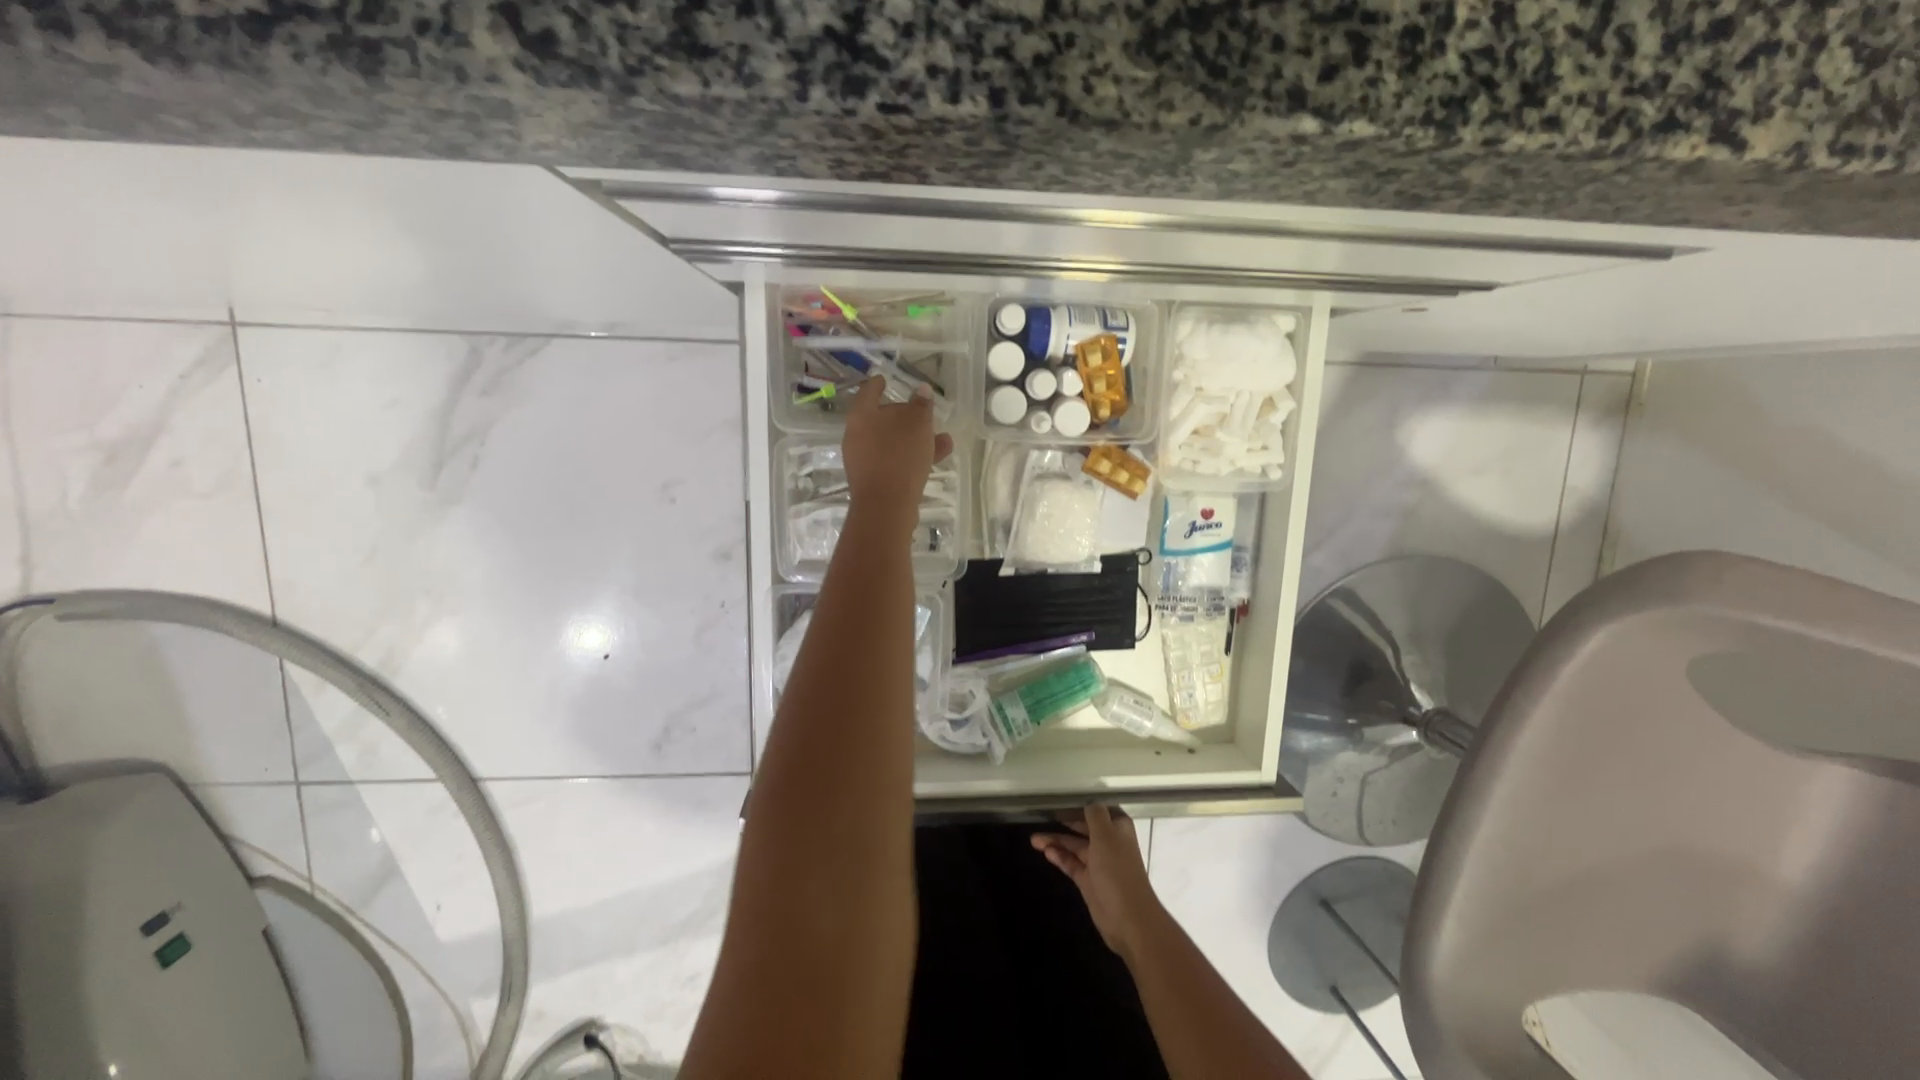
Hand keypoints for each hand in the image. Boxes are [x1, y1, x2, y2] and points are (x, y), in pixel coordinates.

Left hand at [841, 377, 953, 523]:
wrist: (886, 506)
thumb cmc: (900, 456)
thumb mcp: (917, 425)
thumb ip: (921, 405)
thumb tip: (922, 390)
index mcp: (861, 416)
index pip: (869, 391)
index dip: (878, 383)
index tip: (885, 379)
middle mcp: (857, 436)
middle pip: (881, 418)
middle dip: (904, 416)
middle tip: (922, 412)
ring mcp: (864, 460)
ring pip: (892, 442)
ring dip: (915, 438)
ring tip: (941, 438)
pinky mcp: (874, 480)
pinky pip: (894, 461)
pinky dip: (912, 456)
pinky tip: (937, 456)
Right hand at [1032, 805, 1165, 958]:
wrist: (1127, 918)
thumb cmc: (1117, 871)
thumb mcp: (1106, 836)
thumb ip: (1095, 815)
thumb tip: (1088, 802)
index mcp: (1118, 829)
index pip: (1097, 810)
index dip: (1080, 805)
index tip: (1059, 800)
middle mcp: (1109, 843)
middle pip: (1083, 827)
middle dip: (1064, 822)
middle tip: (1041, 816)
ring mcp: (1098, 863)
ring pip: (1075, 846)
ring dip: (1056, 841)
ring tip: (1034, 839)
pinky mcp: (1089, 881)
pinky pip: (1071, 864)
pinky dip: (1060, 857)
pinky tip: (1046, 852)